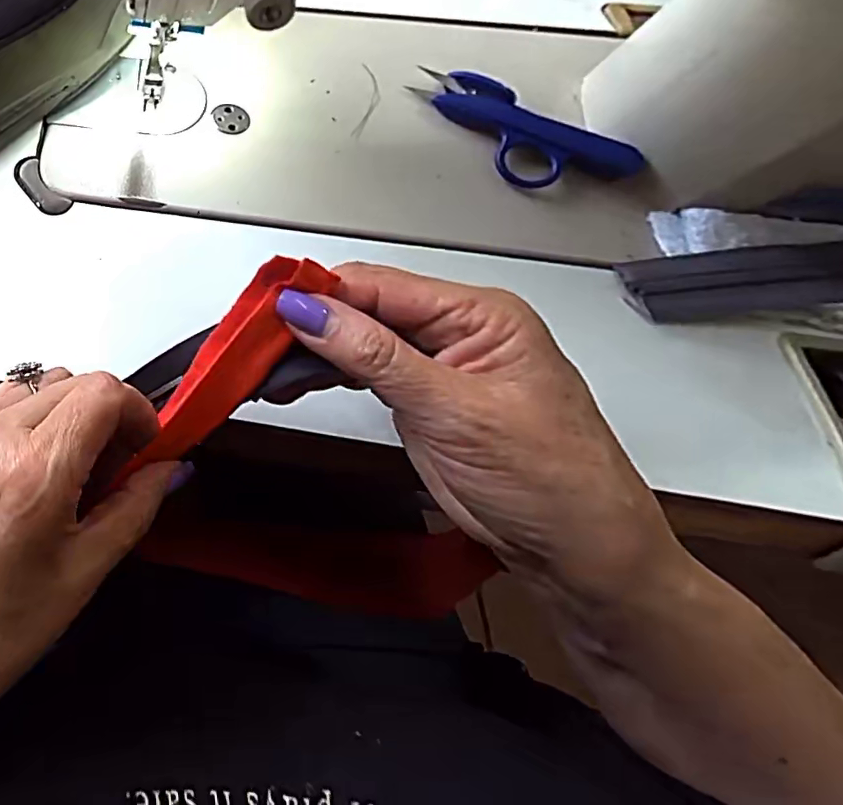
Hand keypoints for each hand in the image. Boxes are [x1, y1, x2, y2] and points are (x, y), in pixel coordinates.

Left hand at [0, 370, 182, 738]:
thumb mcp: (84, 571)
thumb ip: (136, 505)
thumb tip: (166, 468)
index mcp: (33, 473)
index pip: (105, 393)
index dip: (140, 412)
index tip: (148, 443)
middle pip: (81, 382)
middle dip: (113, 415)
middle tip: (120, 465)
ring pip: (50, 383)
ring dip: (78, 412)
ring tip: (80, 467)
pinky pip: (16, 396)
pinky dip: (44, 414)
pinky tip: (46, 462)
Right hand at [275, 262, 682, 601]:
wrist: (581, 557)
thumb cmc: (552, 482)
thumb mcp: (455, 411)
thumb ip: (377, 356)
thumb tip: (312, 311)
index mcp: (480, 314)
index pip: (382, 285)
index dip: (323, 293)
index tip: (273, 308)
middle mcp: (456, 330)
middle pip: (366, 307)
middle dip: (312, 321)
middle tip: (261, 341)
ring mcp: (436, 364)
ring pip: (359, 338)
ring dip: (315, 349)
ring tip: (269, 363)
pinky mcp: (422, 396)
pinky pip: (365, 370)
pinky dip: (330, 374)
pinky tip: (299, 379)